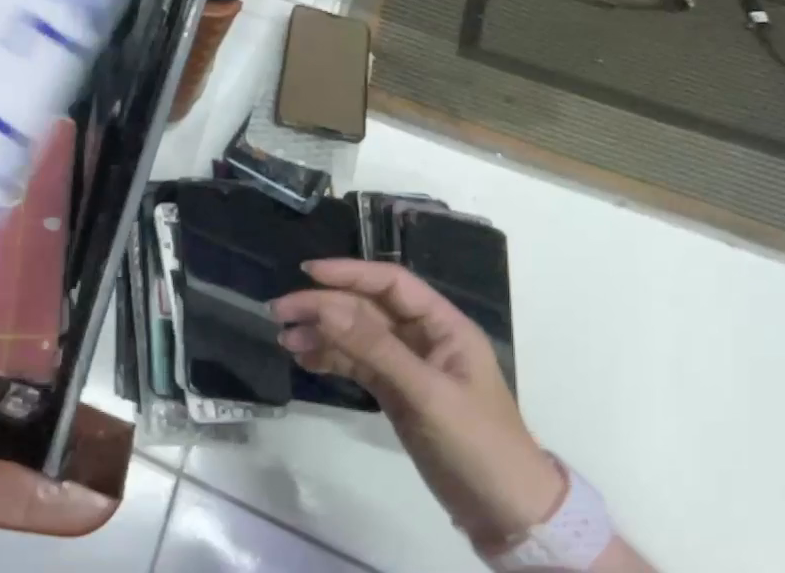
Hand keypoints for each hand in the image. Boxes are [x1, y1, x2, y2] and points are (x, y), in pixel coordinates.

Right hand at [271, 260, 562, 549]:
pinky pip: (355, 362)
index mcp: (444, 326)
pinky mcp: (394, 392)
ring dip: (320, 333)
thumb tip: (323, 306)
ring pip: (354, 334)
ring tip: (285, 340)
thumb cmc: (477, 443)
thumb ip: (374, 347)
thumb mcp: (426, 392)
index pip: (391, 283)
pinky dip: (329, 358)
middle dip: (323, 306)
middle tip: (279, 313)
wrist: (505, 511)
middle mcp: (423, 338)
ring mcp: (407, 365)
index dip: (350, 272)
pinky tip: (304, 360)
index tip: (306, 273)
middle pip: (365, 307)